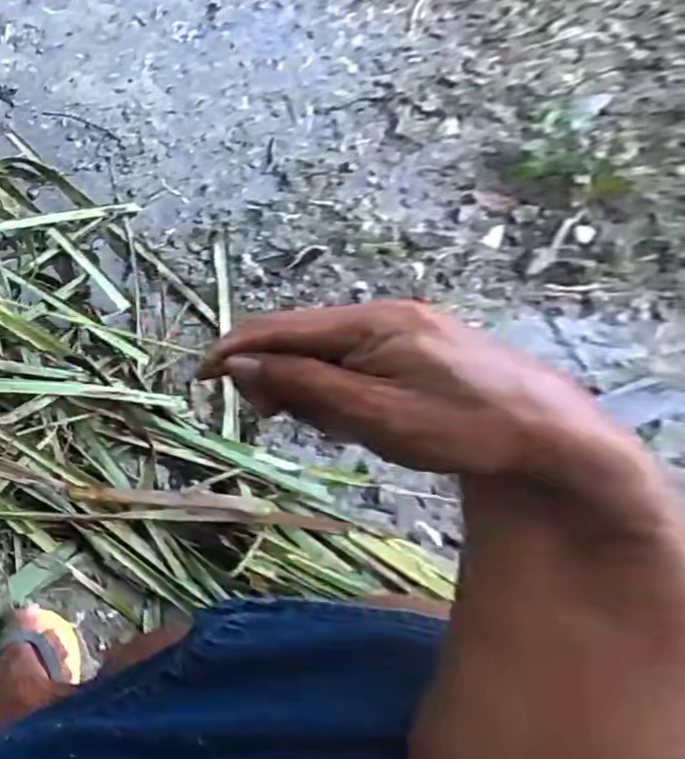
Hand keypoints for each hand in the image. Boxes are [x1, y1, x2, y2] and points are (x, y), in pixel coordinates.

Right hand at [198, 301, 634, 481]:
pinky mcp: (409, 344)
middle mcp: (381, 315)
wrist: (560, 443)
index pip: (275, 328)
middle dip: (267, 374)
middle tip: (274, 416)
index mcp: (371, 324)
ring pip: (313, 349)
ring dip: (300, 384)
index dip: (230, 351)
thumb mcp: (370, 413)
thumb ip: (299, 383)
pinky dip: (327, 384)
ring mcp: (398, 327)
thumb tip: (237, 363)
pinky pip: (342, 357)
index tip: (199, 379)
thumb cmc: (462, 430)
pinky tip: (349, 411)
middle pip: (290, 336)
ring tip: (327, 421)